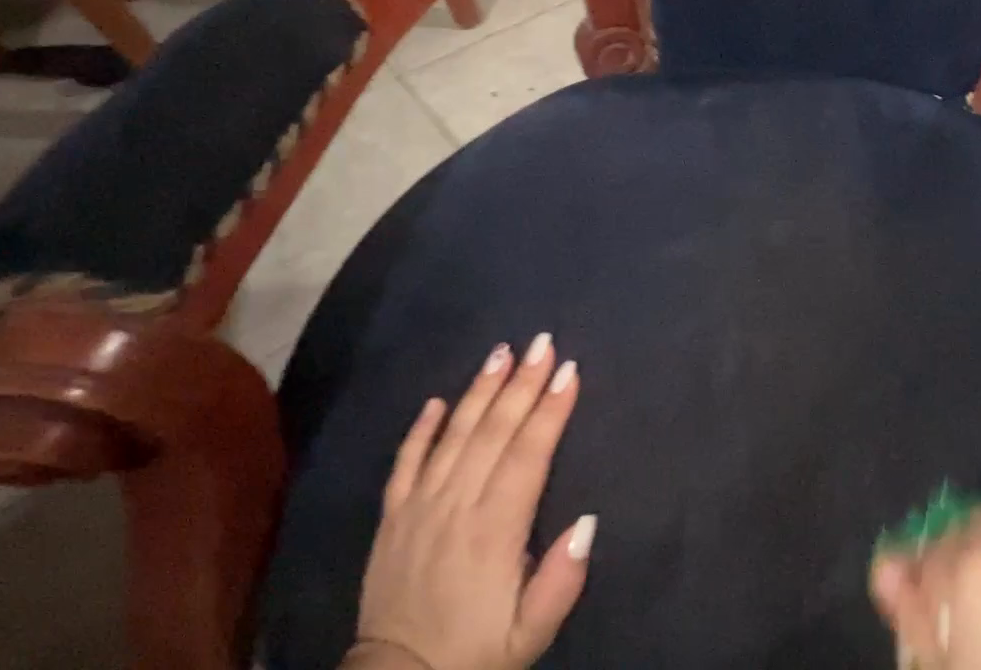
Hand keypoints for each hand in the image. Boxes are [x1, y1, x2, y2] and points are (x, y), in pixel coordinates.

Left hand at [344, 334, 592, 669]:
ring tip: (502, 352)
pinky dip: (420, 429)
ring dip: (479, 392)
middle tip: (542, 342)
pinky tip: (437, 400)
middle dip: (521, 384)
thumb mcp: (531, 632)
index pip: (527, 455)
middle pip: (493, 433)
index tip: (568, 371)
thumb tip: (588, 520)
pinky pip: (405, 463)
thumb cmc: (476, 651)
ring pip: (452, 437)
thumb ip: (562, 579)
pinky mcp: (391, 519)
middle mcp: (455, 508)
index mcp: (494, 531)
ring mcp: (418, 509)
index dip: (549, 411)